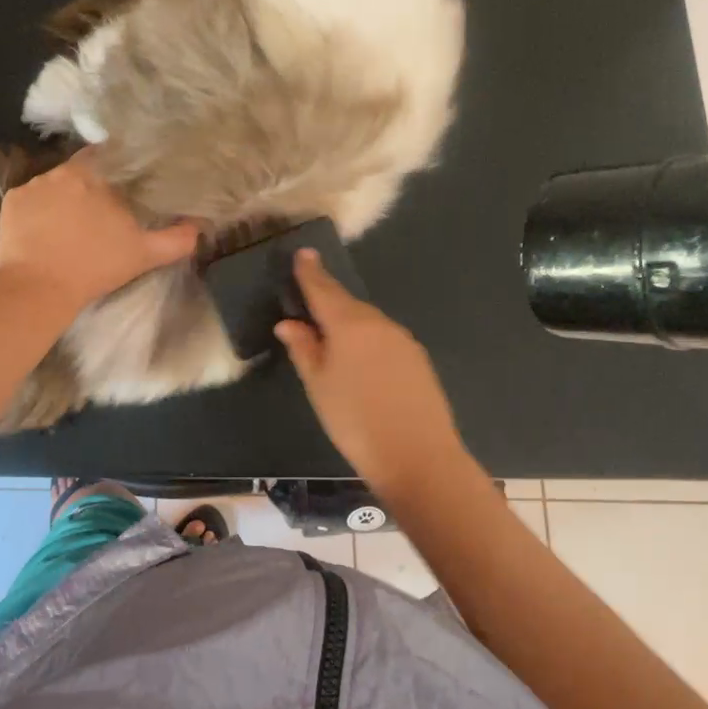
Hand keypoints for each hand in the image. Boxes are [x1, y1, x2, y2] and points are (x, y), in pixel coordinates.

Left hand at [0, 149, 200, 313]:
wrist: (37, 290)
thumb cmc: (94, 268)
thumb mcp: (144, 254)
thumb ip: (177, 238)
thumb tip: (200, 226)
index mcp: (95, 174)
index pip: (111, 158)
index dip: (119, 171)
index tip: (125, 188)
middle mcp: (61, 170)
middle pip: (81, 171)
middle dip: (90, 186)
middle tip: (99, 213)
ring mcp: (32, 185)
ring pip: (54, 185)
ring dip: (63, 199)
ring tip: (69, 226)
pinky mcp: (11, 202)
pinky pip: (30, 200)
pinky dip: (38, 212)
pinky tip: (45, 233)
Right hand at [275, 250, 472, 496]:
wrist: (417, 456)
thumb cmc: (354, 420)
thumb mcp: (318, 385)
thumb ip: (304, 349)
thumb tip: (289, 323)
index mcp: (349, 323)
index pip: (324, 289)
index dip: (310, 272)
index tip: (303, 253)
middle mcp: (379, 323)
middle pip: (347, 304)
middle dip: (328, 300)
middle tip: (308, 303)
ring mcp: (403, 340)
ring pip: (368, 322)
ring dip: (348, 323)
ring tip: (331, 339)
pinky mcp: (417, 360)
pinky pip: (384, 339)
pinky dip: (367, 340)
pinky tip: (361, 362)